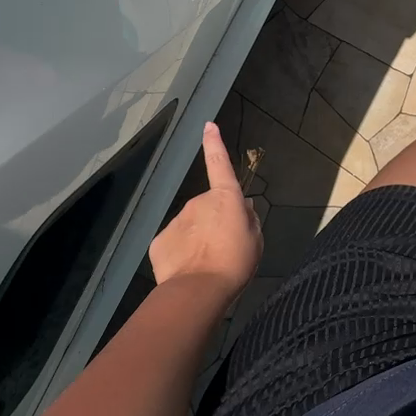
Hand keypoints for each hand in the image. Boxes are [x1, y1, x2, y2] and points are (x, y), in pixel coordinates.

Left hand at [148, 122, 261, 302]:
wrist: (198, 290)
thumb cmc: (235, 261)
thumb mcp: (255, 239)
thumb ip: (248, 219)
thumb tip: (241, 208)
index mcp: (226, 198)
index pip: (220, 164)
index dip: (214, 144)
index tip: (208, 125)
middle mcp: (198, 202)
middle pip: (209, 207)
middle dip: (215, 221)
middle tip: (227, 246)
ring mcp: (176, 221)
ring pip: (191, 226)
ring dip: (199, 238)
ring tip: (208, 263)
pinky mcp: (160, 241)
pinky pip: (175, 242)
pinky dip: (183, 252)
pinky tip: (190, 269)